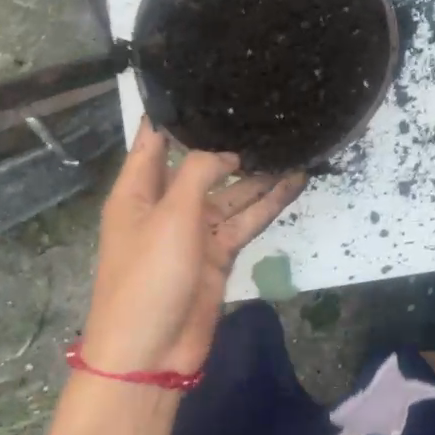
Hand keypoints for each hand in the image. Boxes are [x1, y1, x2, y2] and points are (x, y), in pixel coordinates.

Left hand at [79, 119, 305, 376]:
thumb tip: (229, 148)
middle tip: (266, 107)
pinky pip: (248, 218)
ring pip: (232, 190)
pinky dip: (270, 202)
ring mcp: (195, 229)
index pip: (154, 140)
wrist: (151, 354)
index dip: (176, 113)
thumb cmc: (147, 277)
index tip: (208, 80)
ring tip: (293, 140)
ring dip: (259, 171)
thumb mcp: (171, 216)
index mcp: (138, 192)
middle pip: (202, 162)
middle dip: (230, 140)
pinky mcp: (219, 252)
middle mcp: (166, 205)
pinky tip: (296, 180)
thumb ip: (201, 172)